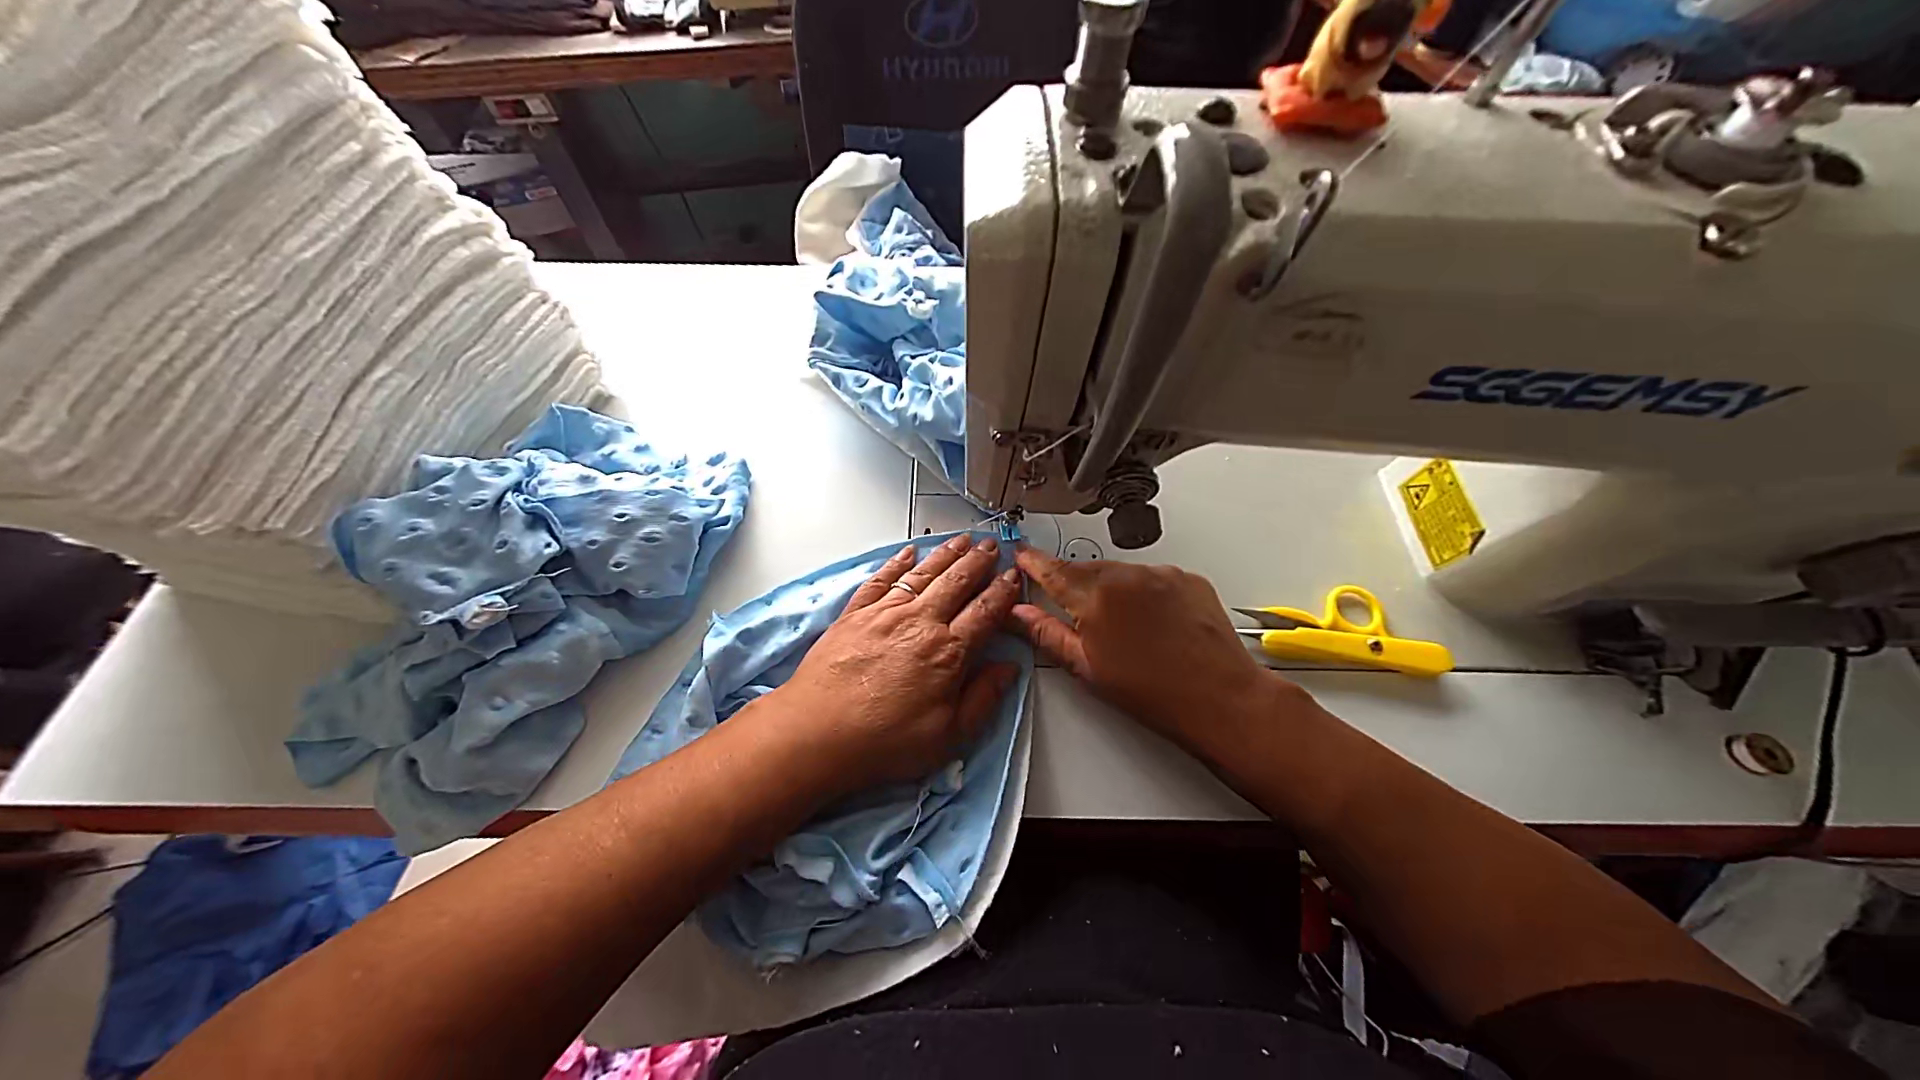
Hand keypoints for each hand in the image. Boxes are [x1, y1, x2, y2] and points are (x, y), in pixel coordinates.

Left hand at [771, 534, 1021, 795]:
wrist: (816, 734)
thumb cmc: (882, 742)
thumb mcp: (948, 736)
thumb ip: (983, 699)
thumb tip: (1007, 670)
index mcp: (947, 652)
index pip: (985, 611)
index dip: (1003, 591)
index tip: (1013, 577)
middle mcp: (919, 623)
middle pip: (957, 582)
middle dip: (979, 561)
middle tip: (993, 547)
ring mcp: (884, 615)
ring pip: (923, 574)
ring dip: (946, 554)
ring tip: (962, 540)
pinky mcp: (854, 615)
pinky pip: (881, 580)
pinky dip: (896, 562)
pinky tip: (908, 553)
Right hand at [1010, 547, 1302, 754]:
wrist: (1219, 697)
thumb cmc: (1156, 692)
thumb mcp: (1087, 667)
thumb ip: (1046, 633)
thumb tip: (1019, 614)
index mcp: (1096, 596)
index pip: (1051, 569)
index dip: (1032, 562)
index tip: (1022, 557)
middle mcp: (1127, 576)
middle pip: (1085, 570)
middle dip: (1076, 588)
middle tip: (1082, 621)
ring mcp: (1160, 574)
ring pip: (1119, 573)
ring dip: (1113, 592)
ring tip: (1126, 632)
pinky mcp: (1187, 578)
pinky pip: (1152, 578)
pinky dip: (1144, 594)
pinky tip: (1151, 625)